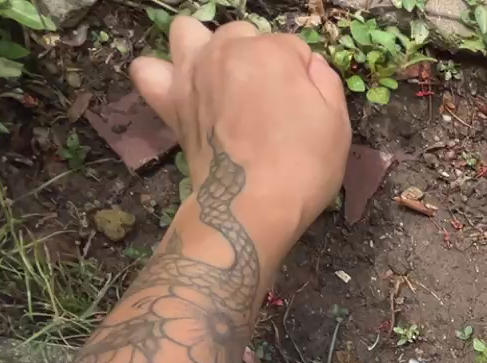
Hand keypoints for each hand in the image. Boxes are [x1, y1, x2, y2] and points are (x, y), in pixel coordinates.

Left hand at [131, 18, 349, 258]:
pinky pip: (147, 69)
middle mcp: (227, 48)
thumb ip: (327, 82)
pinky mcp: (170, 98)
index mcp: (272, 51)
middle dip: (262, 62)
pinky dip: (164, 76)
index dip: (306, 80)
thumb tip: (311, 65)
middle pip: (247, 37)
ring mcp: (192, 70)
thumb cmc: (304, 168)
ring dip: (208, 50)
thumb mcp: (338, 126)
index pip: (295, 49)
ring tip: (224, 83)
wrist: (255, 205)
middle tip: (274, 105)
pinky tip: (185, 93)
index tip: (309, 109)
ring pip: (192, 33)